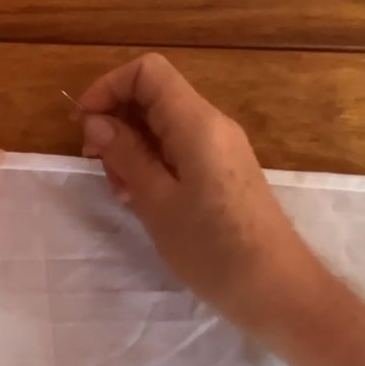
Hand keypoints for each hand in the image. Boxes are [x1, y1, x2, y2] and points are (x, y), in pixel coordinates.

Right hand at [76, 53, 322, 331]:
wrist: (280, 294)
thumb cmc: (214, 248)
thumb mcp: (157, 201)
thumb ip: (124, 154)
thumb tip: (95, 121)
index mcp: (196, 123)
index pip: (147, 71)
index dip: (108, 86)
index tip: (84, 123)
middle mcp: (211, 124)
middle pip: (152, 95)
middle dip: (115, 120)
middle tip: (97, 164)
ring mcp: (219, 147)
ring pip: (161, 123)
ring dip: (130, 145)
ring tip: (120, 189)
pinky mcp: (222, 170)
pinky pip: (177, 147)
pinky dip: (150, 161)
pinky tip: (141, 197)